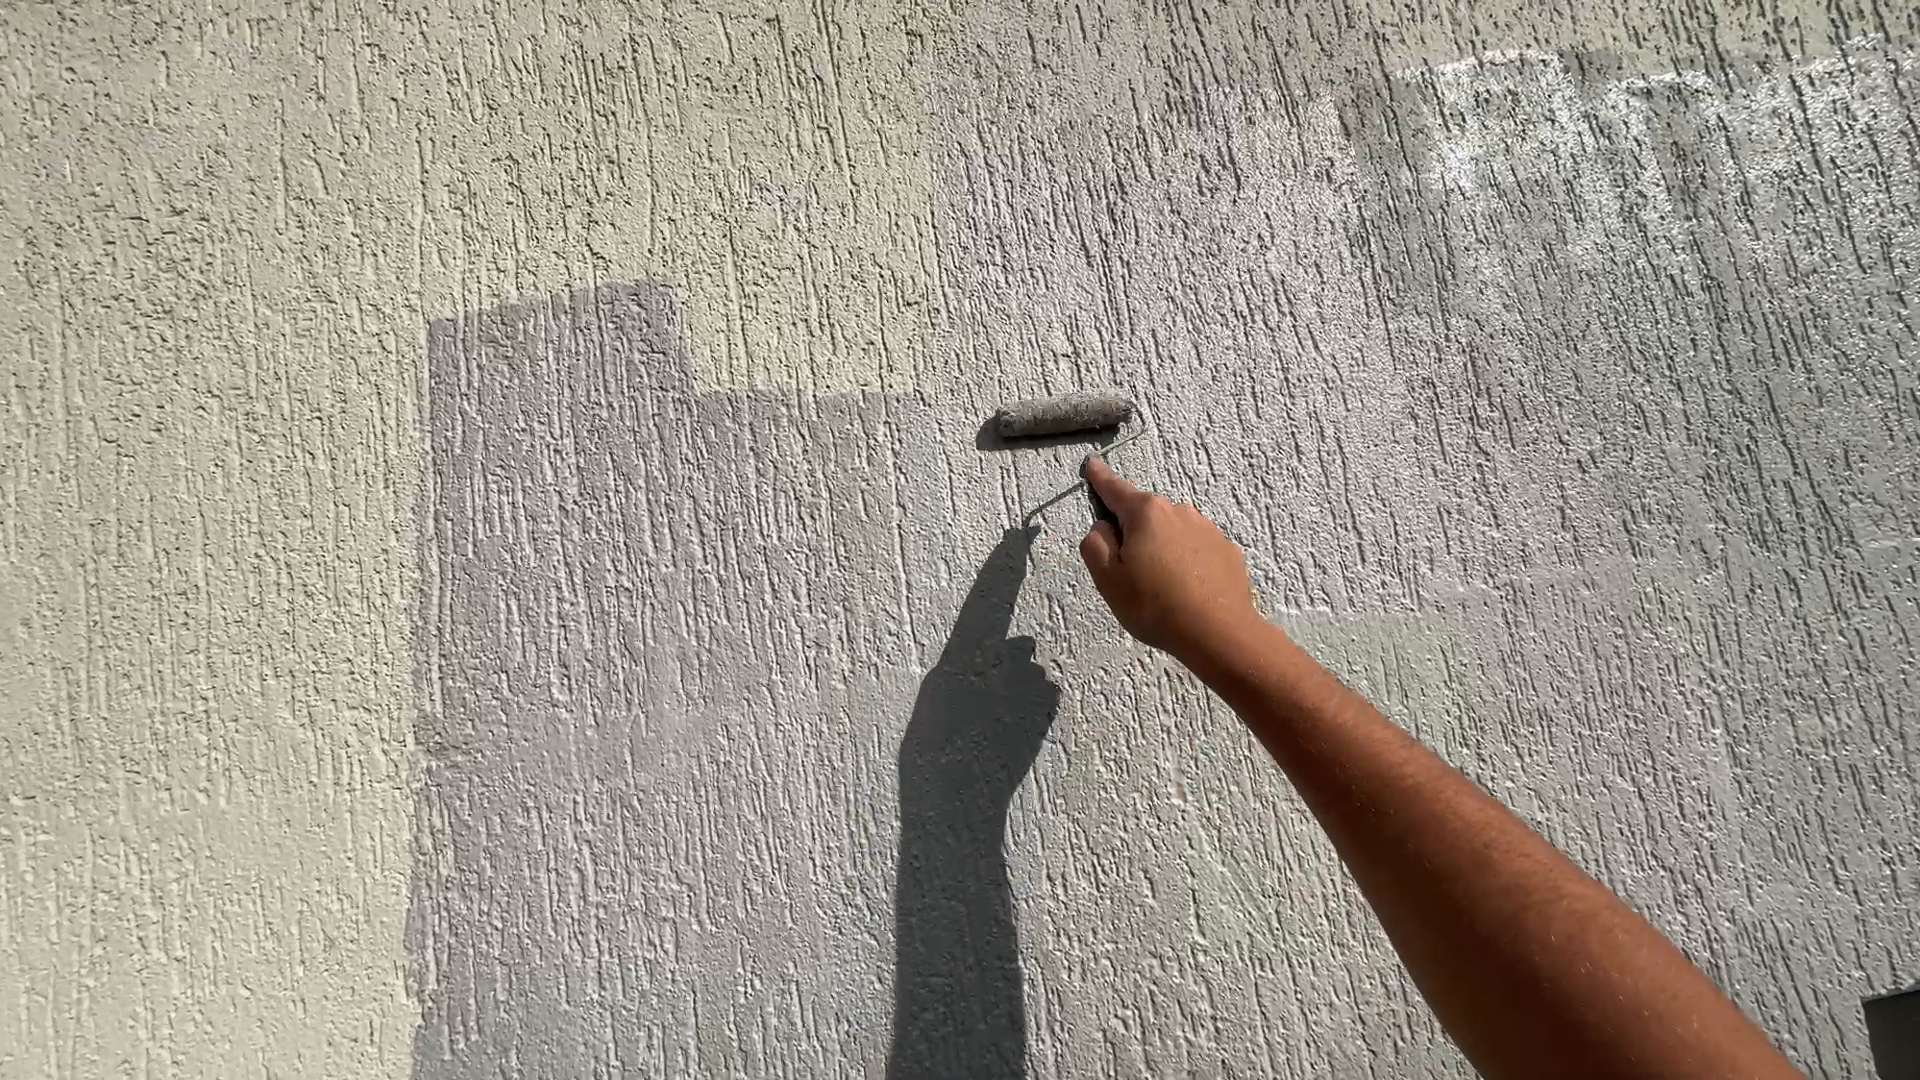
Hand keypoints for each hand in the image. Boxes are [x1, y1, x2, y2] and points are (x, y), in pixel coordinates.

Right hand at [1078, 457, 1267, 662]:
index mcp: (1145, 513)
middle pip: (1143, 515)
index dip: (1099, 478)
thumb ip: (1095, 544)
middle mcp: (1178, 511)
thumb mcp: (1107, 579)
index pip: (1114, 489)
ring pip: (1171, 532)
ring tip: (1160, 589)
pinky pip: (1194, 549)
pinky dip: (1185, 562)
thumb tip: (1103, 527)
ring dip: (1160, 549)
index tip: (1093, 465)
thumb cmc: (1155, 606)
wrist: (1218, 633)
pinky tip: (1185, 591)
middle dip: (1132, 533)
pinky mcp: (1226, 550)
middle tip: (1128, 573)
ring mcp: (1206, 529)